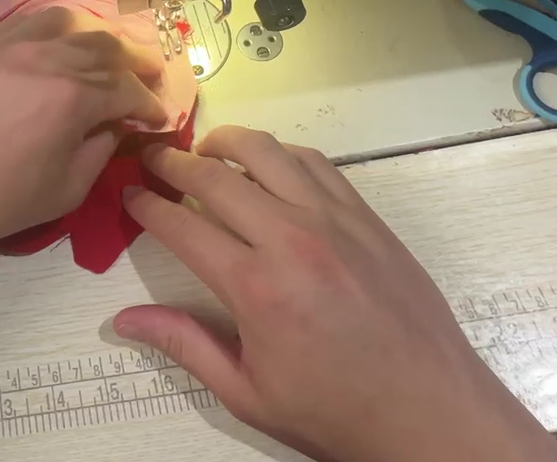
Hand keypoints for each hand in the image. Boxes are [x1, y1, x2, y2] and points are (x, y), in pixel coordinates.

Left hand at [0, 7, 168, 267]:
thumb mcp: (66, 189)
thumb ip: (100, 148)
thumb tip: (115, 122)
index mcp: (72, 96)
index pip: (127, 88)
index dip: (150, 102)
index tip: (159, 116)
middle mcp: (45, 57)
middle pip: (104, 46)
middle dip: (134, 61)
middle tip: (149, 74)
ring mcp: (7, 43)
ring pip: (66, 21)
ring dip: (95, 34)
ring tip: (107, 49)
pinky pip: (25, 21)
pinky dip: (52, 27)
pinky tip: (57, 41)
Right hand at [115, 128, 556, 461]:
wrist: (434, 415)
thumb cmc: (334, 410)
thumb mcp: (247, 393)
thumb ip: (183, 344)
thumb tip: (121, 320)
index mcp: (255, 287)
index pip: (181, 225)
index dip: (146, 204)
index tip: (129, 191)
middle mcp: (289, 238)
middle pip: (213, 176)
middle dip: (171, 162)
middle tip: (151, 158)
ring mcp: (331, 219)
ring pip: (264, 150)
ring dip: (224, 141)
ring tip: (204, 152)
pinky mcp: (364, 215)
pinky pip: (313, 161)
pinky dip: (279, 154)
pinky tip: (267, 168)